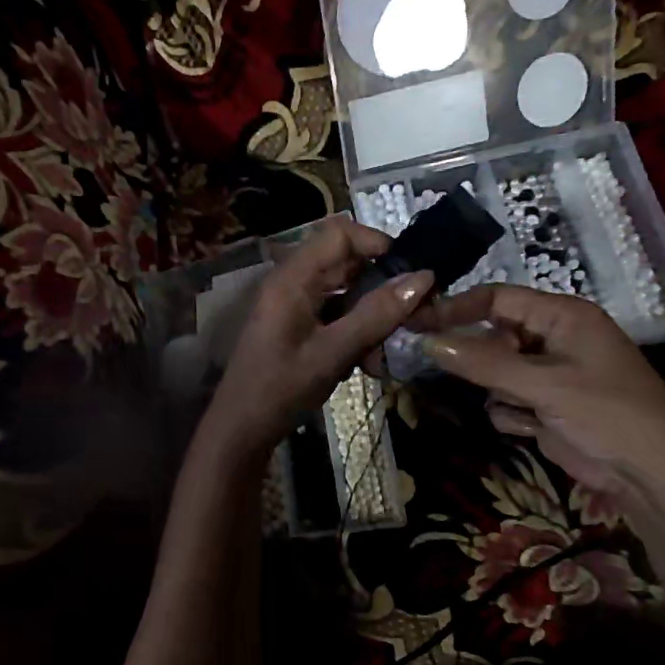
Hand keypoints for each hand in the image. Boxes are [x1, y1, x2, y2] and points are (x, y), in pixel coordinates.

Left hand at [199, 218, 433, 459]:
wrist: (240, 430)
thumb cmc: (280, 389)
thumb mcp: (332, 353)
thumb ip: (376, 315)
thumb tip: (424, 278)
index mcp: (291, 280)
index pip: (338, 234)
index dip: (376, 243)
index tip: (409, 270)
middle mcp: (290, 286)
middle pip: (345, 266)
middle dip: (380, 291)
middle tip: (411, 319)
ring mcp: (292, 309)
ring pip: (344, 298)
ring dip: (370, 322)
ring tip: (382, 359)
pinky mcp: (295, 331)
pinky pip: (333, 320)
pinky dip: (353, 338)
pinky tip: (366, 368)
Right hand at [409, 284, 664, 495]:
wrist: (648, 474)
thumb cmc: (606, 414)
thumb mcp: (543, 385)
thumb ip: (483, 363)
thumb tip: (427, 342)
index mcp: (564, 317)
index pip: (497, 299)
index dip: (456, 309)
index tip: (416, 324)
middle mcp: (554, 339)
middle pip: (492, 336)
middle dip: (478, 359)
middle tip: (453, 372)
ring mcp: (549, 374)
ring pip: (494, 372)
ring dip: (498, 392)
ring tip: (523, 409)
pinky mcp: (545, 406)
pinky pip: (505, 401)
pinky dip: (510, 414)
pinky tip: (532, 427)